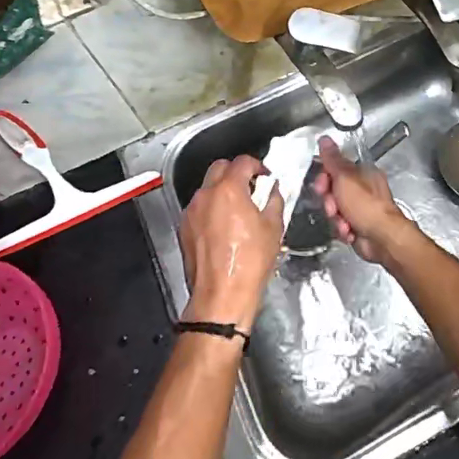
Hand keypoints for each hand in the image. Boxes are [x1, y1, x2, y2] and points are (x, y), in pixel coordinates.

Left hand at [179, 155, 282, 331]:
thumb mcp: (273, 228)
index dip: (257, 165)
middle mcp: (206, 195)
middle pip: (220, 168)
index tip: (265, 175)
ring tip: (240, 208)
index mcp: (229, 190)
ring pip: (207, 187)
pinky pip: (199, 207)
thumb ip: (274, 200)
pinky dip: (212, 207)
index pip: (242, 162)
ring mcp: (192, 211)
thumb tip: (272, 190)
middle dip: (236, 172)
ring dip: (222, 190)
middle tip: (252, 186)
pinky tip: (225, 225)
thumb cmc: (249, 264)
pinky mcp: (185, 228)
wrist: (222, 297)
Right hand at [315, 135, 418, 264]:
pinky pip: (339, 224)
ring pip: (334, 209)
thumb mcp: (345, 177)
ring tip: (344, 223)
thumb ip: (332, 159)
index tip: (321, 186)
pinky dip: (342, 229)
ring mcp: (360, 208)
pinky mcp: (357, 226)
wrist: (381, 238)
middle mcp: (362, 189)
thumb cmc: (366, 205)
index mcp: (362, 172)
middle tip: (333, 207)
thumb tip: (324, 138)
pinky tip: (349, 232)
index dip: (324, 178)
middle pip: (332, 191)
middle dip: (329, 202)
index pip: (335, 169)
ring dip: (335, 218)